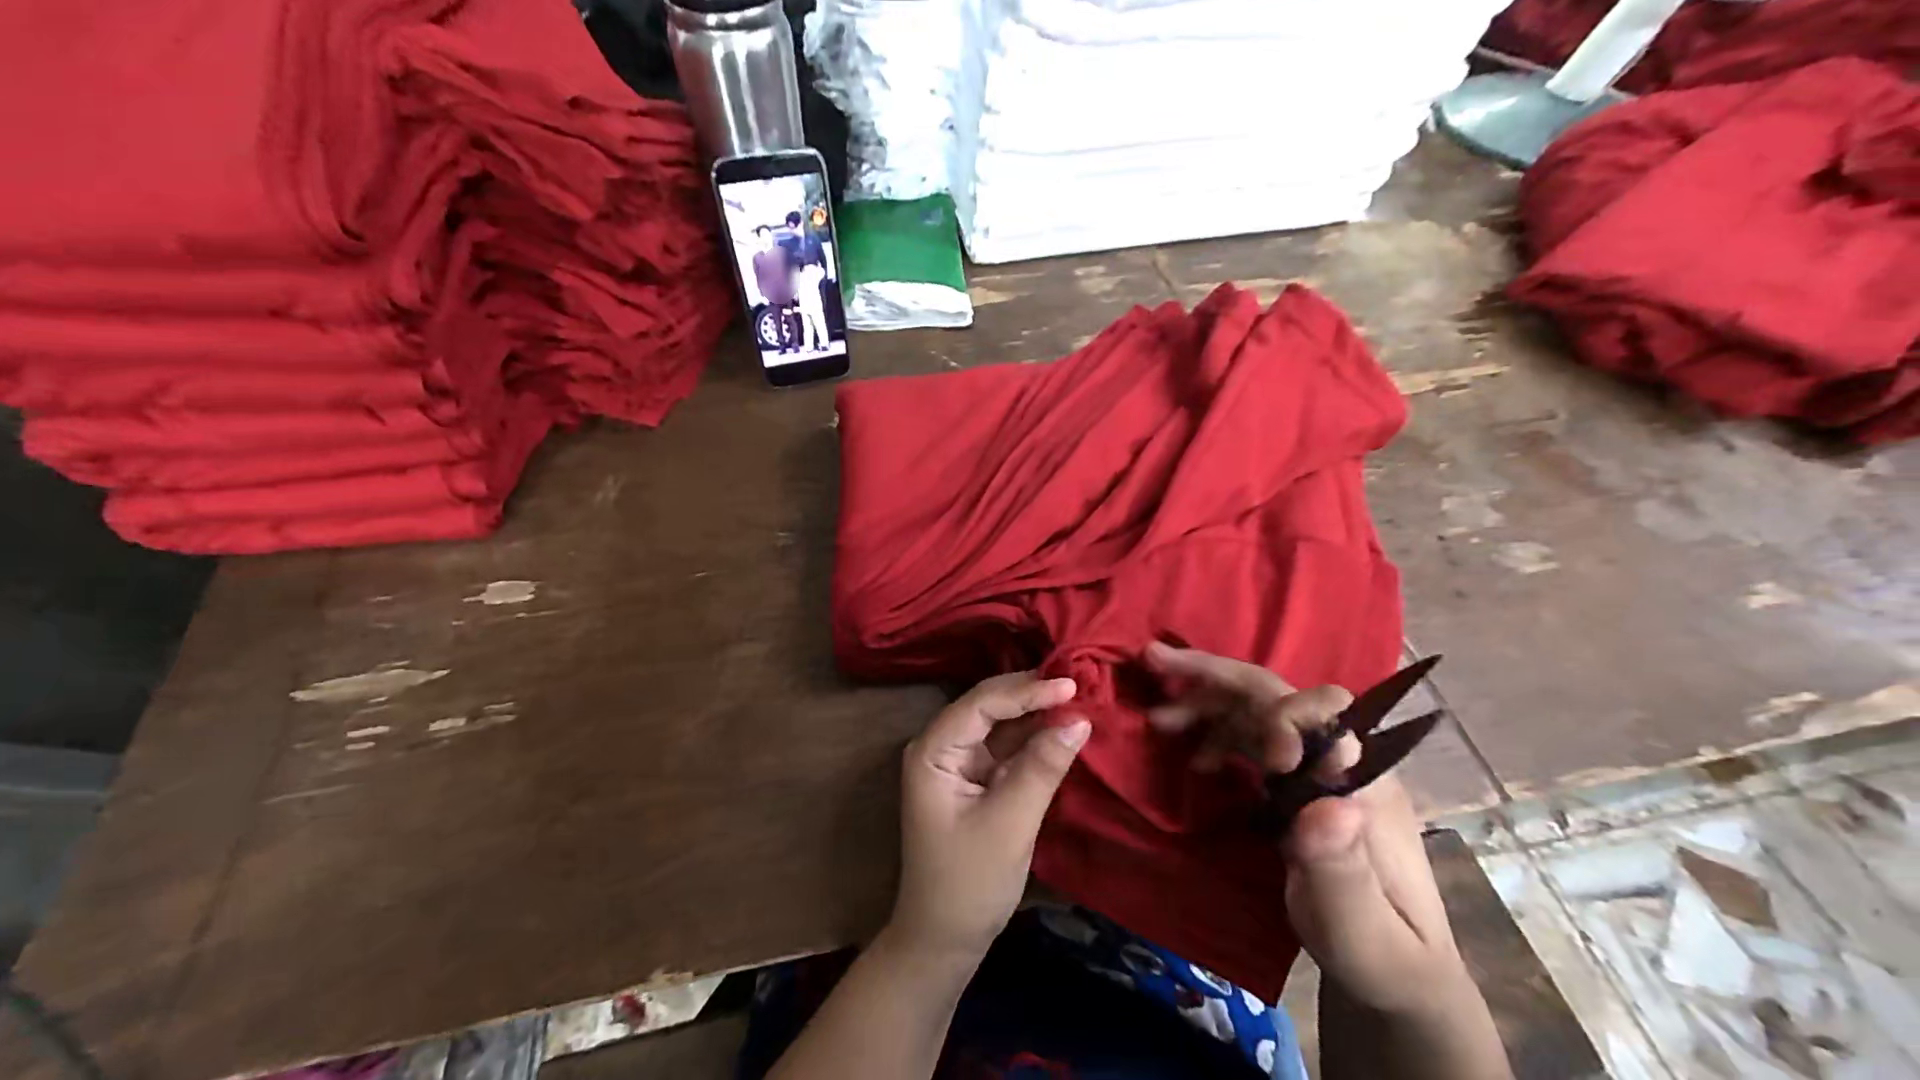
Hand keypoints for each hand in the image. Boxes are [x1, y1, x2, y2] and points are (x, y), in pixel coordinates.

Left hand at [889, 672, 1090, 960]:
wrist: (945, 939)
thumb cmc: (969, 883)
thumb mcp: (1010, 824)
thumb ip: (1042, 768)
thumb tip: (1080, 719)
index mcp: (933, 751)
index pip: (981, 704)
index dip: (1027, 690)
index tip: (1072, 684)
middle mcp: (942, 746)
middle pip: (989, 706)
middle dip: (1032, 694)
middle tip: (1081, 682)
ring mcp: (959, 762)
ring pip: (1002, 724)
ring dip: (1038, 714)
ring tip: (1080, 697)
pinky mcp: (978, 779)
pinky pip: (1008, 747)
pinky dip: (1035, 738)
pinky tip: (1063, 727)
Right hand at [1142, 642, 1472, 1013]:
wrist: (1392, 967)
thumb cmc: (1378, 951)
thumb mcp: (1359, 927)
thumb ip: (1341, 868)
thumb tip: (1328, 802)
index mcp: (1363, 782)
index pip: (1323, 714)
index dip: (1281, 718)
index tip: (1267, 764)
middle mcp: (1339, 759)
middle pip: (1275, 695)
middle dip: (1215, 674)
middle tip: (1155, 661)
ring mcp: (1315, 768)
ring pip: (1256, 709)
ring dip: (1205, 702)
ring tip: (1157, 717)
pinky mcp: (1298, 782)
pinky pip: (1252, 736)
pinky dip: (1215, 732)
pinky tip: (1193, 756)